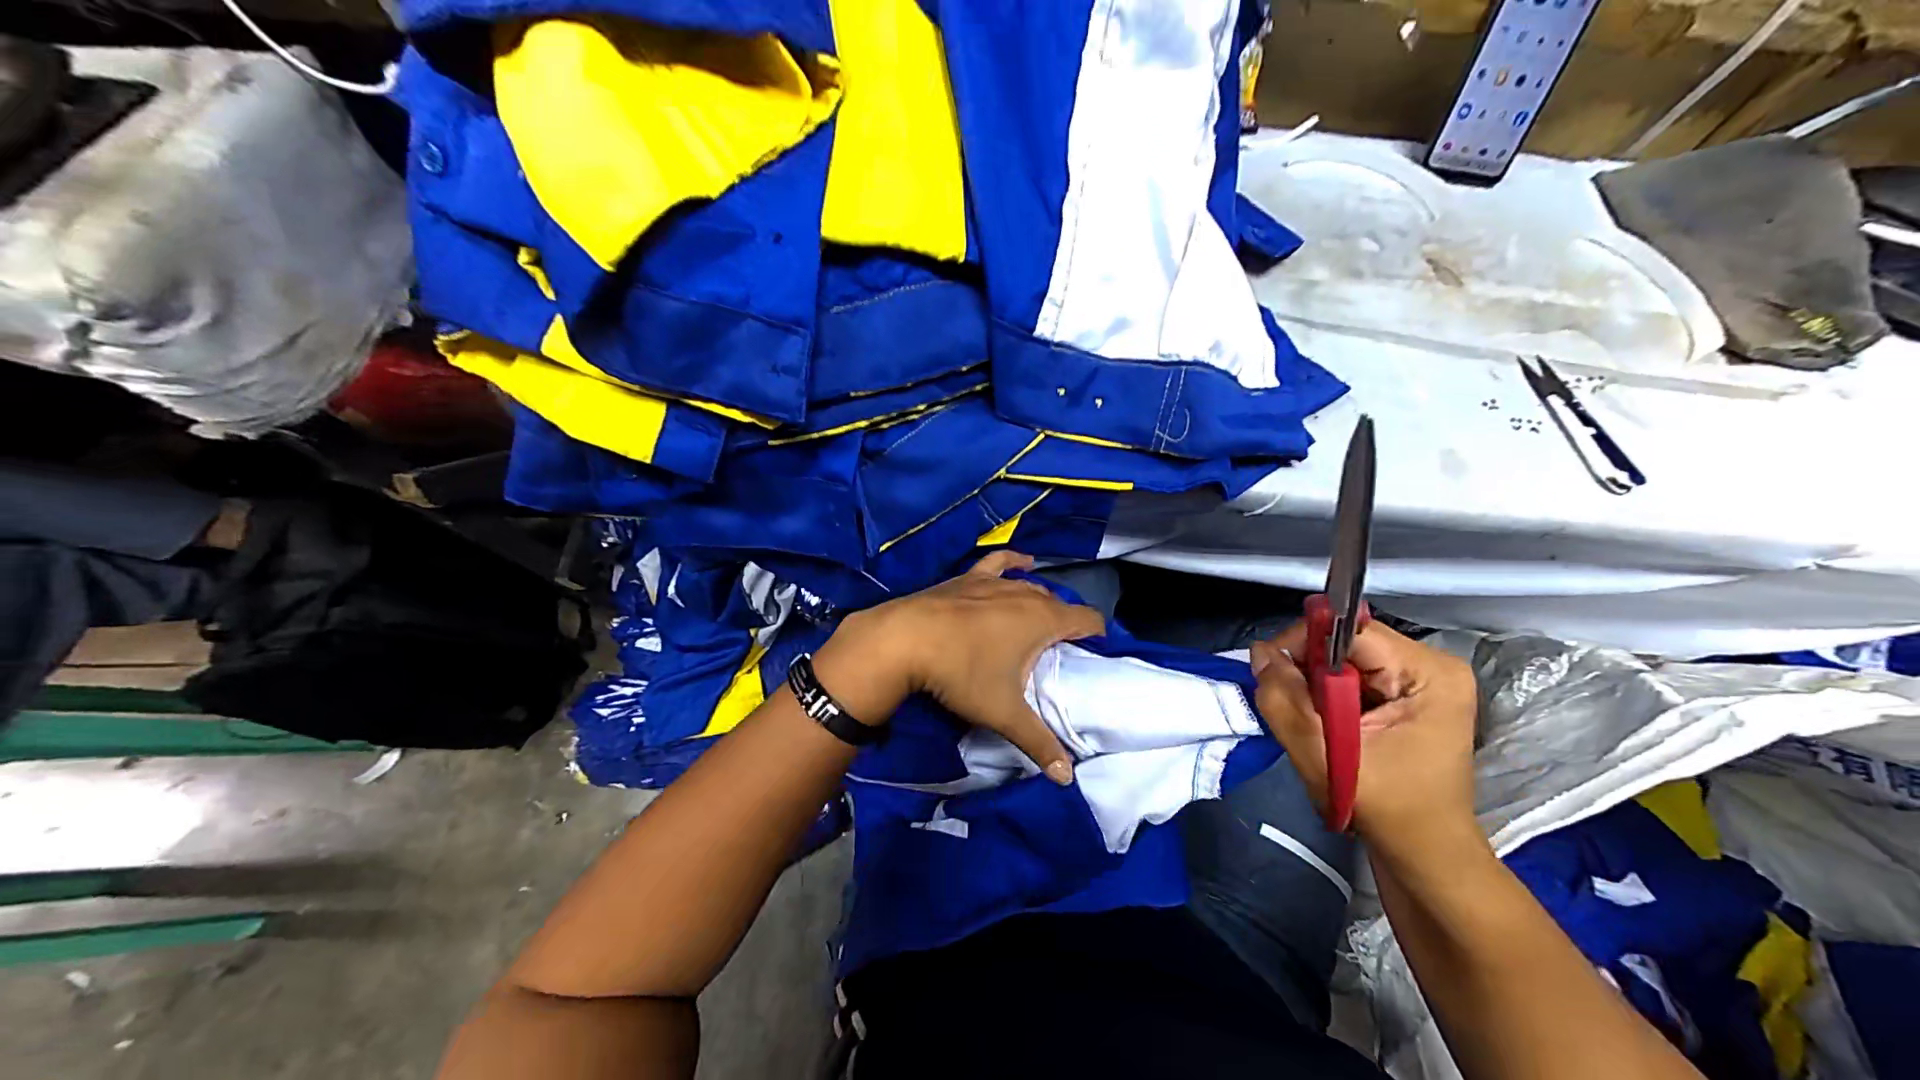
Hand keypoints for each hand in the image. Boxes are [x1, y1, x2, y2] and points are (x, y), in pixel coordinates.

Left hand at [818, 551, 1104, 783]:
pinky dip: (1013, 563)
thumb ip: (1038, 743)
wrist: (904, 640)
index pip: (1089, 620)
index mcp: (1044, 619)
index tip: (1092, 656)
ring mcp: (995, 582)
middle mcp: (1025, 593)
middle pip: (1059, 605)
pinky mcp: (968, 578)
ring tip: (1039, 624)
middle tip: (1057, 655)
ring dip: (1040, 603)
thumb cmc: (962, 674)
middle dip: (1065, 625)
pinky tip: (1021, 564)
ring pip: (1031, 587)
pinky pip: (999, 563)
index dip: (1096, 636)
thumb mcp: (1003, 713)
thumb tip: (1067, 779)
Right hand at [1248, 620, 1477, 854]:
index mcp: (1429, 673)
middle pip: (1346, 643)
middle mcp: (1432, 666)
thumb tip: (1260, 653)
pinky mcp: (1410, 697)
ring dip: (1316, 687)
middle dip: (1308, 671)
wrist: (1427, 858)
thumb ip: (1284, 700)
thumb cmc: (1388, 809)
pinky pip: (1354, 677)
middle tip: (1292, 709)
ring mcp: (1424, 682)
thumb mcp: (1323, 755)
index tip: (1272, 673)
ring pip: (1345, 660)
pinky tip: (1328, 727)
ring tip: (1313, 724)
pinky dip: (1329, 697)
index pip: (1349, 630)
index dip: (1303, 644)